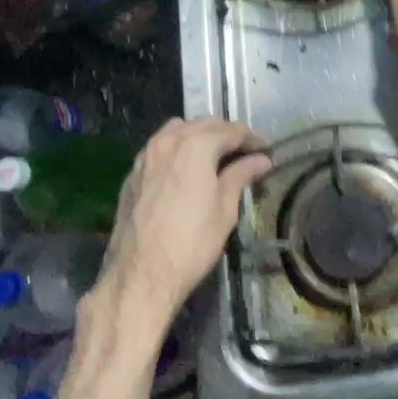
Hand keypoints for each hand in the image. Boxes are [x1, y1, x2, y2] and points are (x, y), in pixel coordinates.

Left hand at [95, 117, 274, 318]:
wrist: (140, 274)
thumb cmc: (191, 242)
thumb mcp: (225, 209)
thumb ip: (241, 176)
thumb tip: (261, 160)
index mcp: (195, 145)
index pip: (231, 130)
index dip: (252, 138)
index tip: (265, 151)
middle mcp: (167, 141)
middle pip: (203, 124)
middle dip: (226, 134)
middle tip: (244, 154)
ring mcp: (145, 156)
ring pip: (177, 131)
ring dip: (199, 137)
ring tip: (215, 159)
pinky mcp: (132, 175)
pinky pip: (159, 149)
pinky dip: (177, 151)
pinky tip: (186, 172)